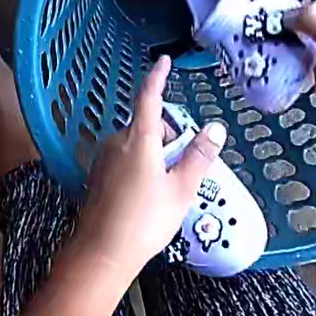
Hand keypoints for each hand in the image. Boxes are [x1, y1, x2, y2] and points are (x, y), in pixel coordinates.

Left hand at [73, 56, 227, 282]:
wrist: (101, 253)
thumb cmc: (143, 221)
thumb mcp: (182, 188)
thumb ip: (199, 156)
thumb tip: (215, 128)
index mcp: (139, 139)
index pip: (149, 97)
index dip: (157, 76)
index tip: (163, 61)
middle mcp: (117, 142)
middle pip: (147, 124)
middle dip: (168, 137)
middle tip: (183, 167)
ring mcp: (105, 158)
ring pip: (136, 142)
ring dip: (155, 153)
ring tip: (166, 188)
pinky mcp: (99, 174)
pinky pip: (125, 158)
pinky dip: (140, 165)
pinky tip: (147, 194)